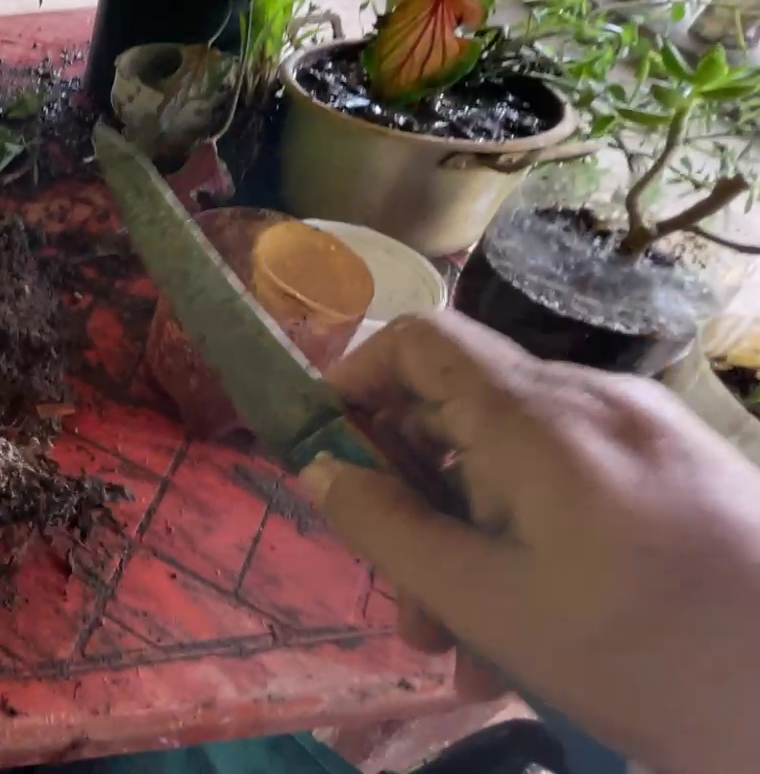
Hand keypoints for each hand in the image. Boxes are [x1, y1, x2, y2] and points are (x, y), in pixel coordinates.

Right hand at [305, 310, 759, 773]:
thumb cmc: (665, 661)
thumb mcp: (489, 604)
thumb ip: (381, 524)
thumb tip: (319, 469)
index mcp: (541, 417)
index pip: (416, 339)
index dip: (356, 378)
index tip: (334, 448)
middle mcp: (592, 402)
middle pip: (451, 409)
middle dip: (404, 489)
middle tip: (397, 580)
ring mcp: (644, 436)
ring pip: (502, 455)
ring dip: (458, 529)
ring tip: (457, 632)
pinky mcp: (681, 472)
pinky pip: (562, 479)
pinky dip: (519, 532)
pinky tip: (524, 620)